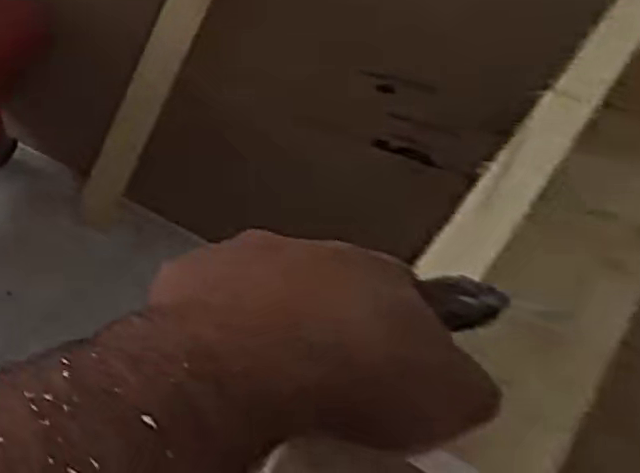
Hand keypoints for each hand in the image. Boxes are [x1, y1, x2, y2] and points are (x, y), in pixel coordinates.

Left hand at [149, 230, 499, 452]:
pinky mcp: (183, 272)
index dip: (407, 321)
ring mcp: (229, 253)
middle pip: (324, 278)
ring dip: (273, 312)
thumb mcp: (456, 394)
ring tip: (283, 360)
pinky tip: (232, 352)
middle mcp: (293, 245)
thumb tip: (443, 363)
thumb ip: (456, 369)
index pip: (401, 285)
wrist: (237, 361)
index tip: (404, 352)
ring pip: (261, 281)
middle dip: (333, 312)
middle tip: (342, 362)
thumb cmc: (352, 377)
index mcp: (368, 265)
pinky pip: (211, 295)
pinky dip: (222, 318)